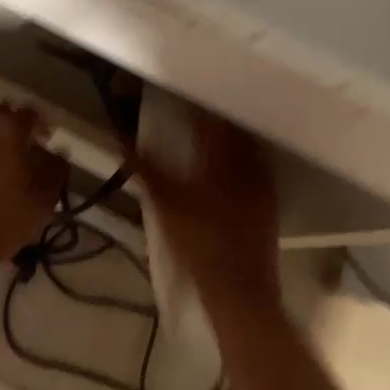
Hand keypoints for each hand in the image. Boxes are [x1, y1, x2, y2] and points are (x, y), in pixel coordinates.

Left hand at [0, 105, 67, 280]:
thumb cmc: (3, 221)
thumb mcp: (42, 200)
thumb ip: (55, 169)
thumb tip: (58, 152)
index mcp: (7, 128)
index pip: (29, 113)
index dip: (41, 125)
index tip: (48, 141)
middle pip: (2, 113)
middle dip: (16, 124)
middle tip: (26, 148)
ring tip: (3, 160)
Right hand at [132, 110, 281, 312]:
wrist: (241, 292)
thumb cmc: (200, 246)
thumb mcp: (165, 206)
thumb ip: (145, 169)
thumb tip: (120, 138)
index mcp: (223, 159)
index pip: (211, 119)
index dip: (195, 106)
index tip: (180, 97)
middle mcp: (248, 165)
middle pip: (233, 129)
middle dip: (214, 118)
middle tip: (193, 113)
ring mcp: (263, 184)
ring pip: (247, 146)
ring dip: (228, 136)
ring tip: (207, 134)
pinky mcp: (269, 203)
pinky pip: (255, 166)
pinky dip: (240, 157)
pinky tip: (225, 166)